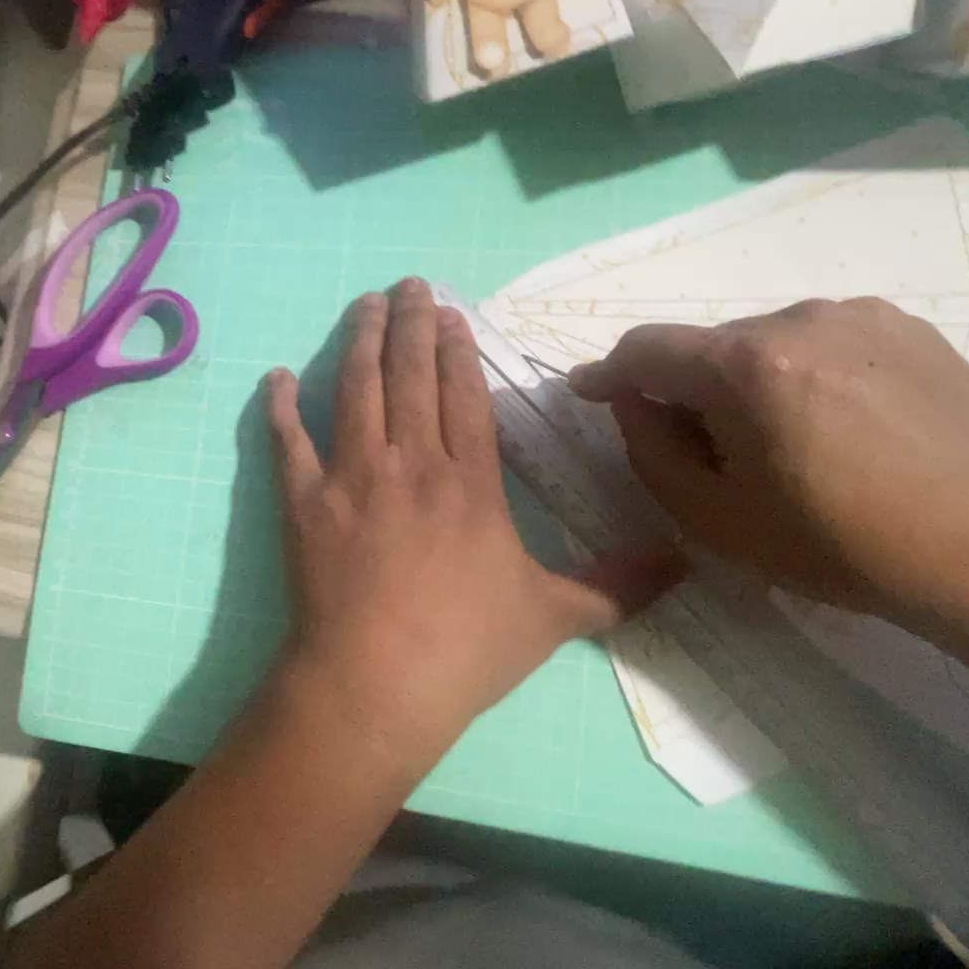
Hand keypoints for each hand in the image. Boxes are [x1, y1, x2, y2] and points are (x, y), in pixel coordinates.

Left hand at [264, 279, 683, 770]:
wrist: (374, 684)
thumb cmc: (464, 650)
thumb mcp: (555, 618)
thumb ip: (618, 585)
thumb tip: (688, 562)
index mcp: (470, 483)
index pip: (463, 394)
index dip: (455, 348)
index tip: (449, 312)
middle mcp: (410, 464)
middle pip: (408, 376)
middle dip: (409, 323)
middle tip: (407, 285)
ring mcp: (350, 478)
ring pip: (355, 391)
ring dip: (359, 342)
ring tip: (364, 305)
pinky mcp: (302, 502)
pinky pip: (286, 442)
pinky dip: (281, 406)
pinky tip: (279, 376)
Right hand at [569, 297, 968, 623]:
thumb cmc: (837, 544)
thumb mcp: (711, 515)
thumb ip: (648, 448)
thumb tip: (633, 401)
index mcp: (744, 365)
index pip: (646, 349)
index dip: (607, 372)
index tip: (588, 391)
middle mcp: (799, 319)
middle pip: (707, 347)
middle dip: (687, 389)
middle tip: (704, 449)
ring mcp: (861, 317)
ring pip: (764, 342)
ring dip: (745, 380)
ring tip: (779, 439)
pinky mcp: (909, 328)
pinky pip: (821, 341)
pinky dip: (800, 372)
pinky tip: (834, 423)